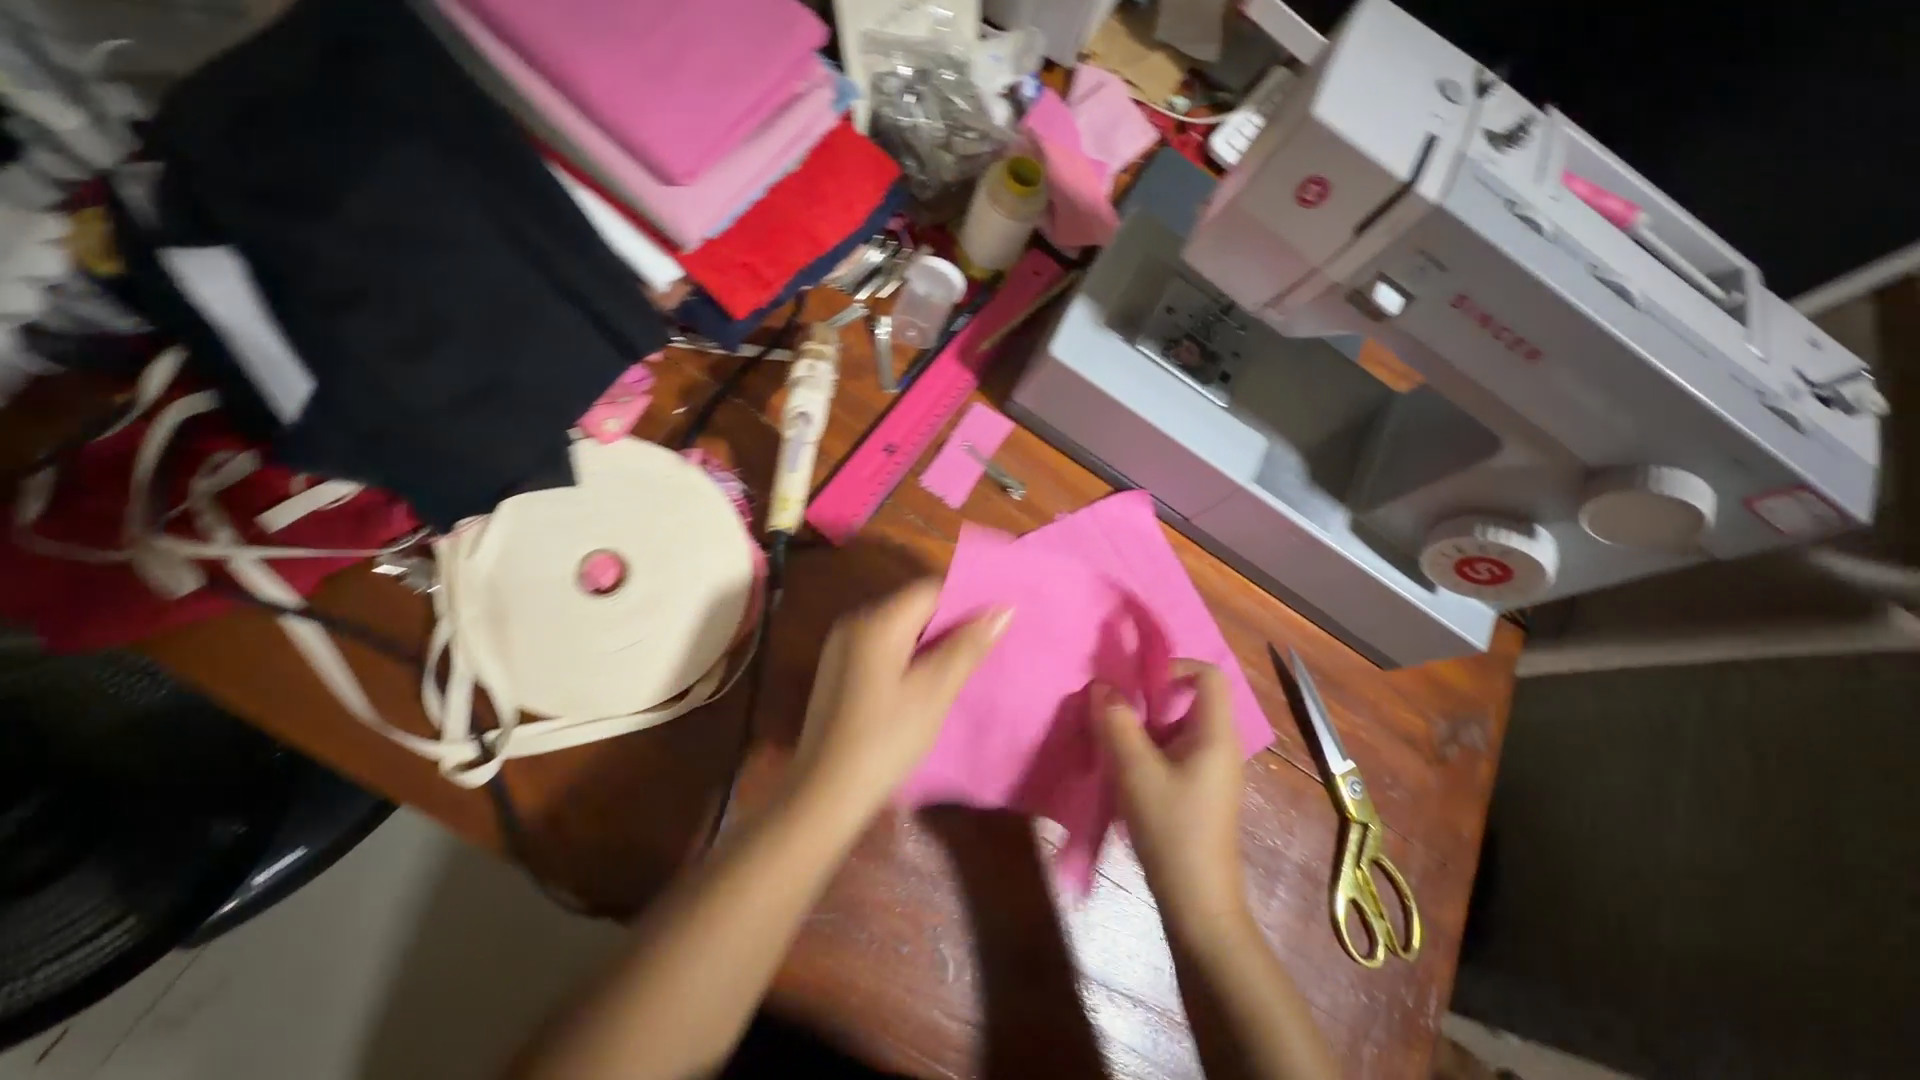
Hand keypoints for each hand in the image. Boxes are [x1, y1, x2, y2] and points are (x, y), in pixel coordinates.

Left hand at [792, 580, 1011, 819]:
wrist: (825, 793)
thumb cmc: (884, 739)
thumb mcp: (934, 692)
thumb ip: (967, 647)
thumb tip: (1002, 609)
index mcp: (876, 622)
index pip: (930, 589)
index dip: (967, 598)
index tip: (1000, 617)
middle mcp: (854, 624)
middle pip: (913, 607)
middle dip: (952, 621)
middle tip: (992, 641)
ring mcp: (842, 649)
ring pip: (900, 630)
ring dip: (933, 641)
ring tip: (969, 662)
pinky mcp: (839, 673)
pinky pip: (884, 650)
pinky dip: (911, 657)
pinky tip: (931, 682)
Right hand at [1094, 661, 1249, 929]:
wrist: (1198, 901)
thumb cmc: (1171, 829)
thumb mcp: (1135, 771)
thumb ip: (1116, 723)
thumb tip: (1102, 686)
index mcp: (1216, 735)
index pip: (1207, 675)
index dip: (1173, 667)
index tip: (1135, 685)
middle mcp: (1220, 747)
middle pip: (1187, 702)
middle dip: (1146, 702)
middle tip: (1111, 715)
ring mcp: (1212, 773)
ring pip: (1175, 731)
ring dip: (1141, 731)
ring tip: (1109, 747)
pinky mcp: (1200, 795)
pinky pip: (1174, 756)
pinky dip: (1147, 754)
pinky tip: (1122, 776)